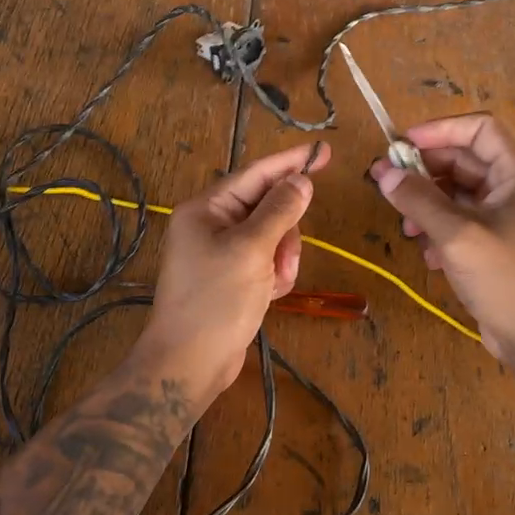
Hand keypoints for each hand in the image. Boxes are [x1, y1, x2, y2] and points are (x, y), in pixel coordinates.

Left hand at [137, 142, 327, 396]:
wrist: (190, 362)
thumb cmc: (216, 300)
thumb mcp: (251, 250)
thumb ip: (279, 211)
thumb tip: (301, 180)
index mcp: (205, 209)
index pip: (255, 175)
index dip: (290, 163)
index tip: (324, 152)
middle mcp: (210, 225)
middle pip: (267, 208)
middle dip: (285, 231)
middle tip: (285, 257)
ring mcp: (219, 253)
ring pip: (272, 237)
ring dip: (283, 257)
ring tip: (276, 283)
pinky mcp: (230, 278)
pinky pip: (265, 262)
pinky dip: (274, 275)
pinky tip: (271, 295)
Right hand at [369, 114, 514, 366]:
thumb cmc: (511, 281)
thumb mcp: (458, 237)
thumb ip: (418, 200)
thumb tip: (383, 172)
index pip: (479, 129)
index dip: (437, 130)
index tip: (398, 146)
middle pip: (467, 162)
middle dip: (426, 175)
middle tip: (388, 189)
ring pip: (462, 196)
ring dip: (430, 207)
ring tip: (408, 232)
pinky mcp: (505, 246)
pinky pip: (467, 224)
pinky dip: (443, 233)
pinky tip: (431, 257)